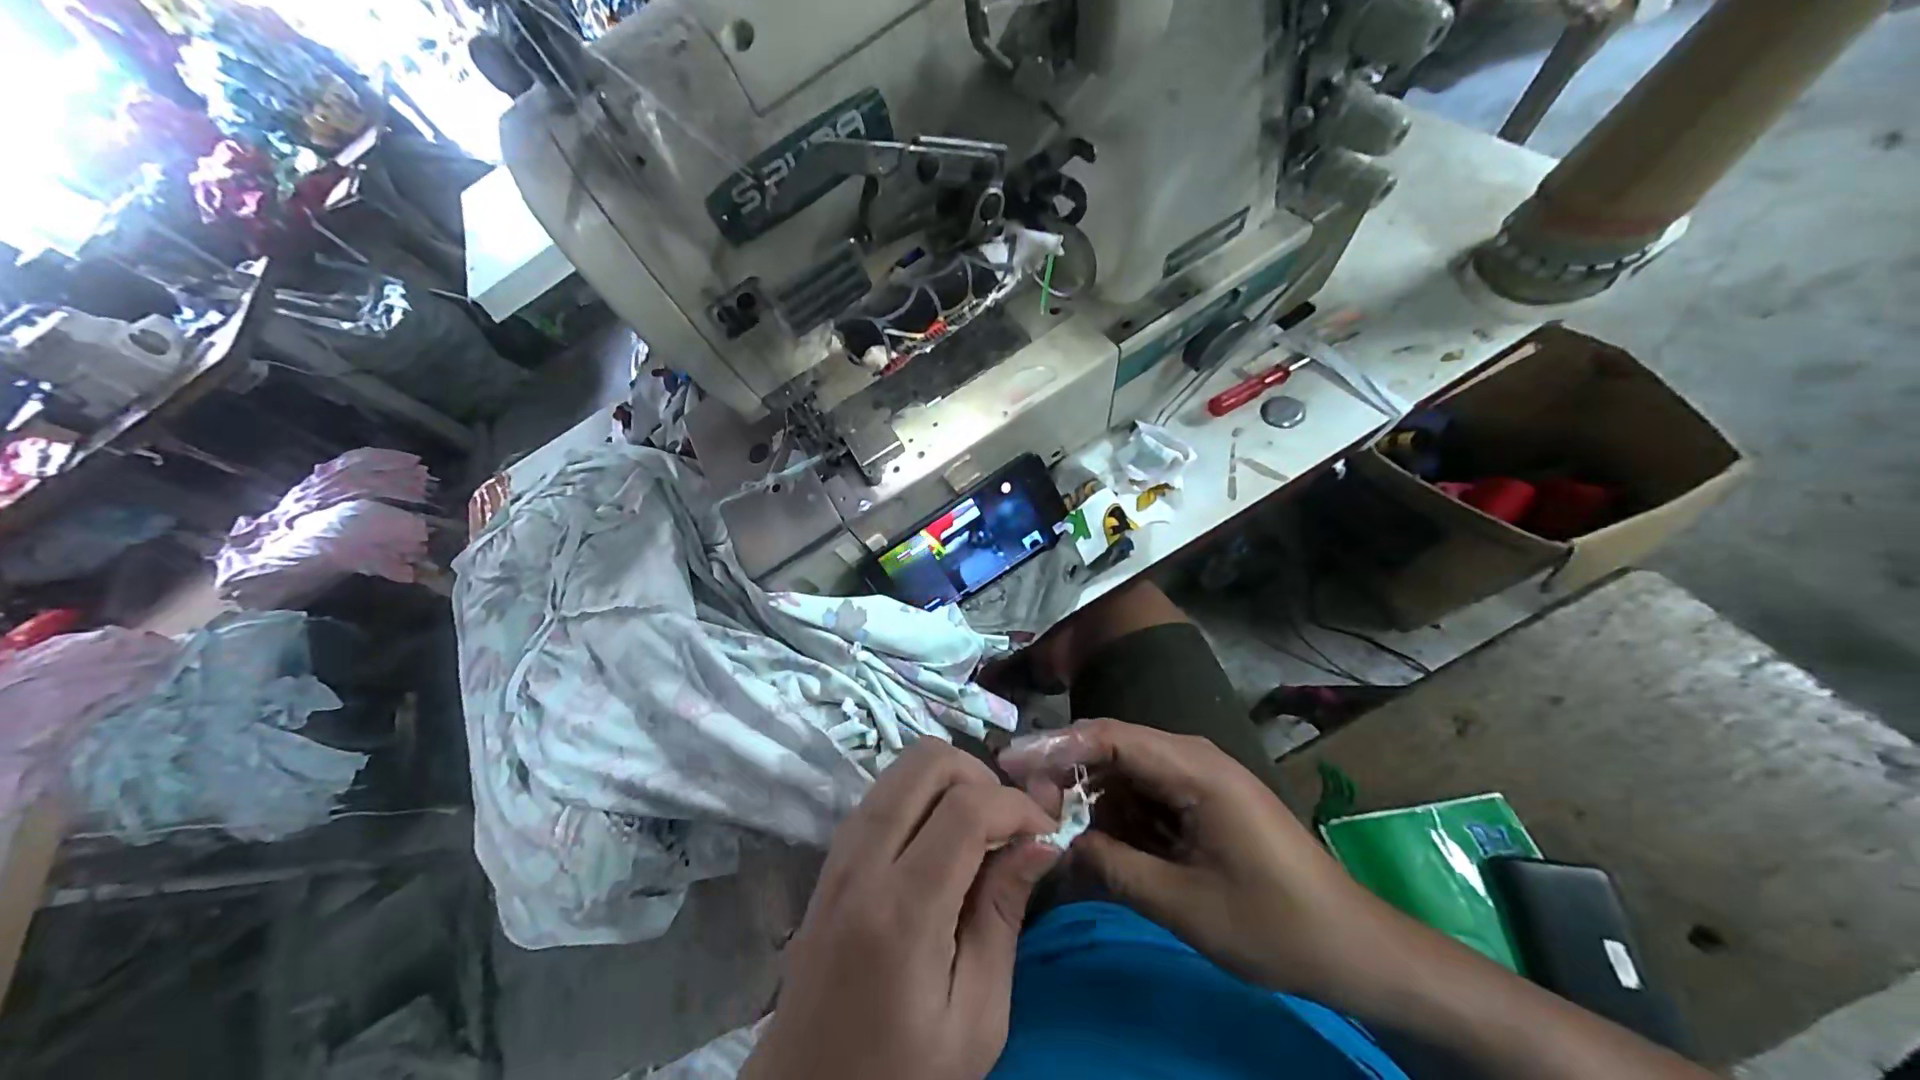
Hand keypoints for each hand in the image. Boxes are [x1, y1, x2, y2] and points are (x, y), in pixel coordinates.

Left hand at [743, 740, 1061, 1079]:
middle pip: (926, 761)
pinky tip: (942, 843)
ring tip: (982, 832)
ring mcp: (837, 856)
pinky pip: (881, 796)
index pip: (966, 807)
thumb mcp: (975, 1016)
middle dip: (982, 777)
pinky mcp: (830, 861)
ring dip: (950, 782)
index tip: (1047, 831)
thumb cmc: (902, 1074)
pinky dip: (921, 797)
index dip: (1017, 804)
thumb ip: (1003, 916)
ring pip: (900, 768)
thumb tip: (1041, 841)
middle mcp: (861, 863)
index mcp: (901, 909)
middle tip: (1010, 825)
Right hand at [998, 717, 1395, 1004]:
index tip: (1007, 763)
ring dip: (1086, 801)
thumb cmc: (1274, 924)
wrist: (1352, 949)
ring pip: (1122, 775)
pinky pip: (1141, 799)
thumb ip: (1112, 868)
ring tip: (1050, 832)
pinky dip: (1113, 819)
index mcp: (1196, 769)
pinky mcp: (1197, 804)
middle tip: (1024, 810)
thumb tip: (1056, 845)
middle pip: (1111, 749)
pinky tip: (1091, 846)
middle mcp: (1192, 760)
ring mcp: (1196, 781)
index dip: (1054, 745)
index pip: (1110, 735)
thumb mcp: (1184, 904)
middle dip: (1065, 777)